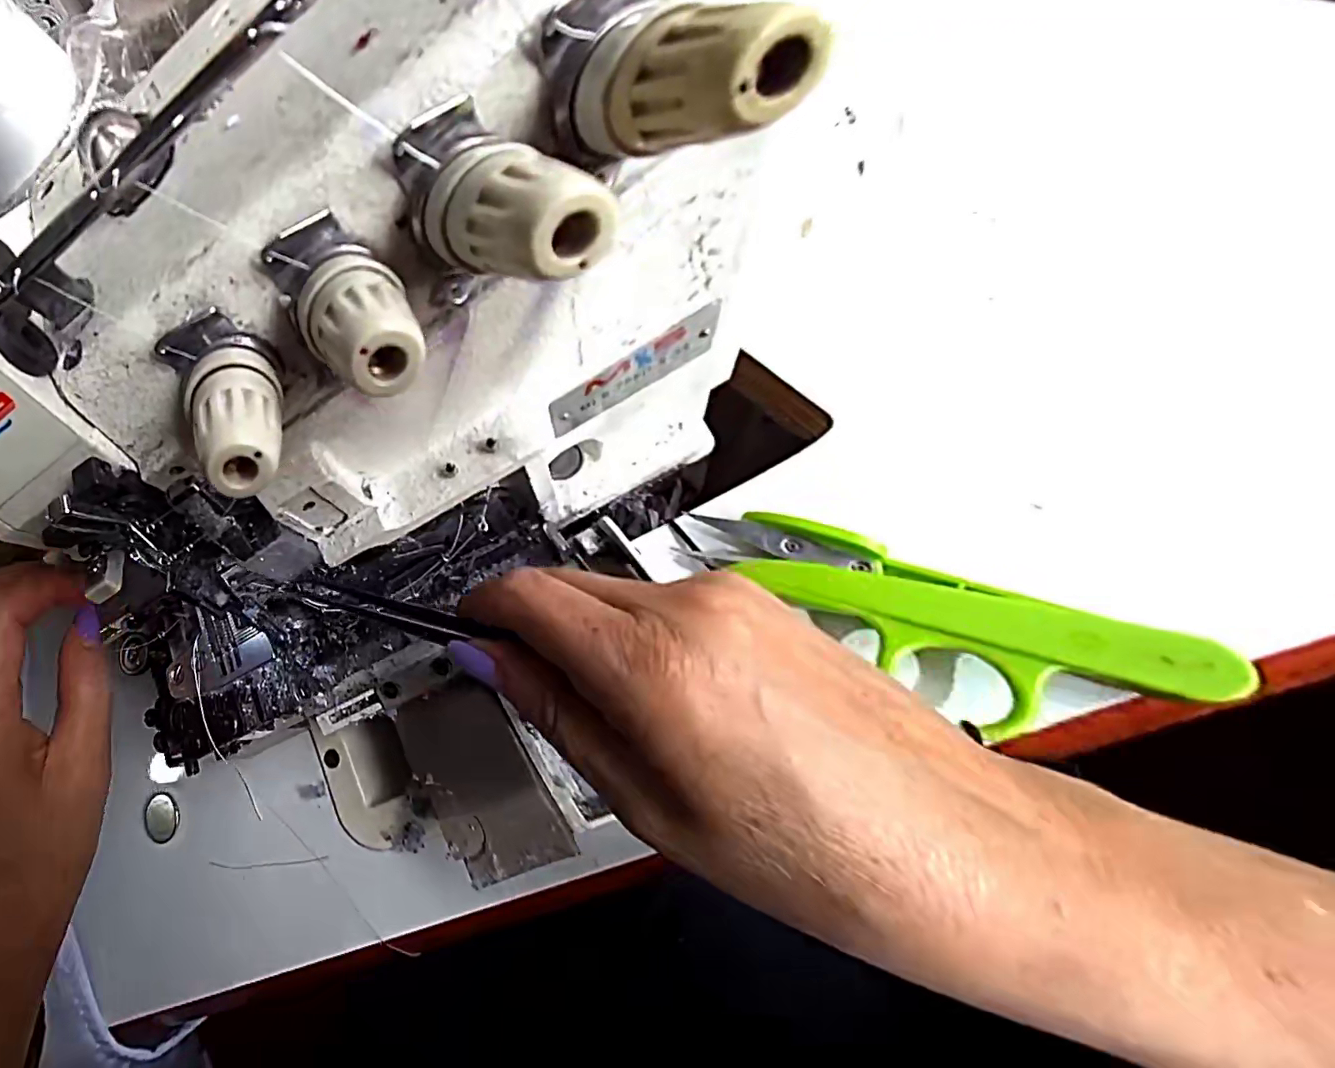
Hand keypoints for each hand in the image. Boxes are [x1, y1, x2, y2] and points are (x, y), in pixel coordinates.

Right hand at [457, 568, 1014, 947]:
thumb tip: (498, 663)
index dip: (481, 611)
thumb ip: (556, 712)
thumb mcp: (647, 801)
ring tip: (605, 707)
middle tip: (522, 680)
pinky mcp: (760, 600)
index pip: (525, 595)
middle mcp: (693, 606)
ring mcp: (732, 595)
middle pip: (561, 583)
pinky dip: (631, 631)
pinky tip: (659, 694)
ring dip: (580, 630)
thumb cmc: (822, 857)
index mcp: (654, 662)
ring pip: (609, 589)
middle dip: (526, 623)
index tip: (468, 635)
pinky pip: (659, 598)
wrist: (970, 855)